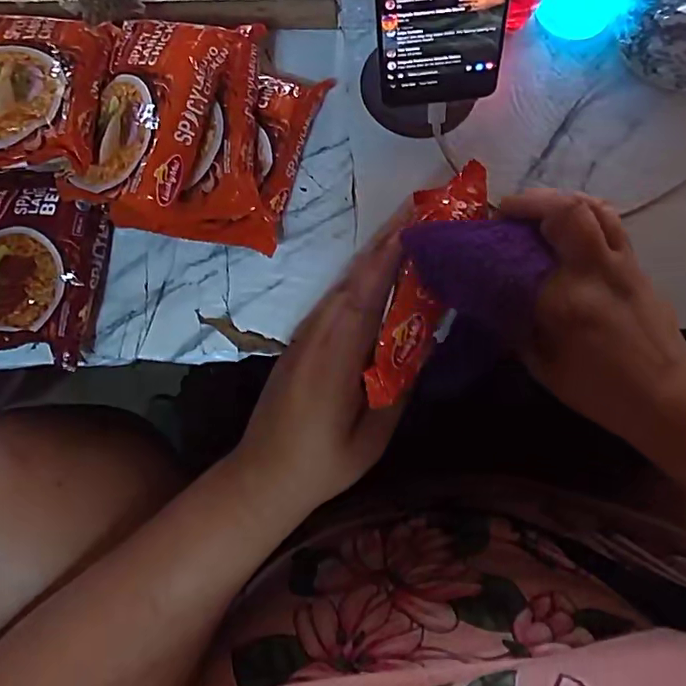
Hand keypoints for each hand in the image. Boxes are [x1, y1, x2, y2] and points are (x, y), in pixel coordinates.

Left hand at [229, 223, 405, 511]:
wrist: (261, 476)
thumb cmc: (321, 463)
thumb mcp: (372, 435)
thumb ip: (397, 384)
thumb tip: (423, 339)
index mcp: (335, 355)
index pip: (366, 293)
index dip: (390, 255)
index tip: (416, 221)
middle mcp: (317, 334)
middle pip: (353, 278)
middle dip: (387, 241)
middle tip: (420, 209)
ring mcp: (305, 335)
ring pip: (342, 286)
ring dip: (374, 256)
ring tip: (407, 230)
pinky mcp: (301, 342)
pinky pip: (334, 300)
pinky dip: (359, 279)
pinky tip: (378, 272)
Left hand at [458, 0, 505, 11]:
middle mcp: (479, 3)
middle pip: (470, 4)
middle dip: (464, 5)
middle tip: (459, 5)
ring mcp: (481, 7)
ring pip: (473, 8)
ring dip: (468, 8)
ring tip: (464, 8)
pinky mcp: (484, 8)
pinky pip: (477, 9)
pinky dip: (473, 9)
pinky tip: (471, 9)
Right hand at [500, 190, 685, 439]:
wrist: (668, 395)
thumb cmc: (600, 389)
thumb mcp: (543, 365)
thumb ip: (515, 326)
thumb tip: (491, 301)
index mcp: (565, 300)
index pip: (520, 254)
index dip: (495, 242)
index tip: (478, 242)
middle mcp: (595, 271)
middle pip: (567, 209)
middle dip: (530, 202)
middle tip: (508, 214)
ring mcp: (621, 263)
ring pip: (594, 207)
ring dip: (559, 200)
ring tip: (537, 213)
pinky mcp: (636, 264)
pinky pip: (610, 223)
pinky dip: (583, 213)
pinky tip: (567, 227)